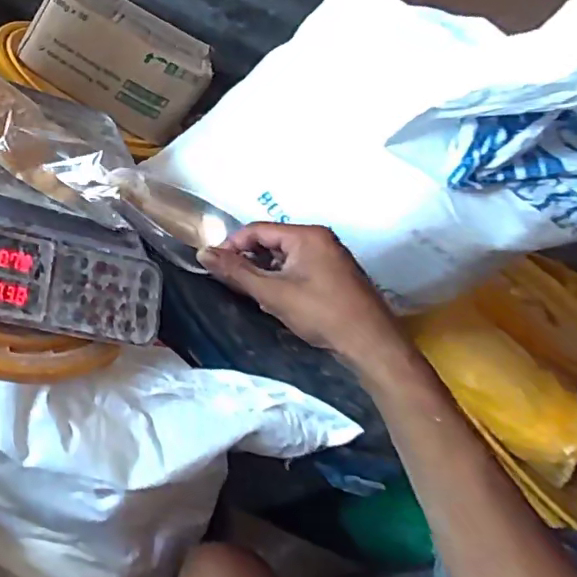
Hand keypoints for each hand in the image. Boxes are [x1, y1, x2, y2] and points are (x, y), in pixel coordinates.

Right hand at [197, 223, 406, 372]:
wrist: (373, 346)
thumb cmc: (322, 313)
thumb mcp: (271, 292)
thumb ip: (235, 271)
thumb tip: (203, 253)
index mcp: (307, 235)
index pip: (256, 230)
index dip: (232, 245)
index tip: (217, 266)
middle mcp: (321, 239)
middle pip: (270, 242)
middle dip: (250, 261)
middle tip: (234, 282)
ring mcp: (332, 256)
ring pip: (284, 257)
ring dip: (266, 273)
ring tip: (256, 294)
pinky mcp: (337, 274)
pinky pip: (299, 267)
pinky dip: (283, 279)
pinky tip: (279, 300)